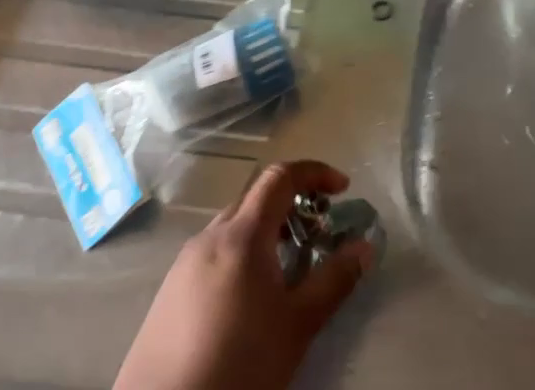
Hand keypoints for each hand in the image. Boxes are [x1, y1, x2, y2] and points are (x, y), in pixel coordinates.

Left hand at [114, 160, 373, 389]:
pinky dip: (242, 252)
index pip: (280, 177)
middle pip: (255, 198)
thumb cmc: (240, 362)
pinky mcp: (170, 290)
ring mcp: (184, 263)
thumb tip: (365, 246)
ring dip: (267, 230)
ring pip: (233, 225)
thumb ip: (334, 280)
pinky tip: (252, 295)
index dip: (315, 173)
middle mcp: (209, 237)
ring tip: (290, 266)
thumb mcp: (298, 324)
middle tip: (320, 231)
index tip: (342, 189)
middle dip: (293, 203)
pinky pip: (214, 251)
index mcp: (242, 236)